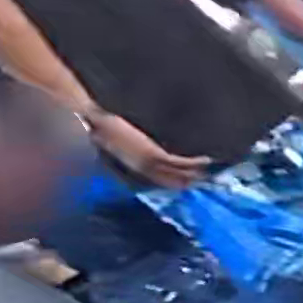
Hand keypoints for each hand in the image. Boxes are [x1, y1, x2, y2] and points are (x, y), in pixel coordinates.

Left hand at [87, 111, 210, 186]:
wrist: (92, 118)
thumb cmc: (96, 125)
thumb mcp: (107, 141)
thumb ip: (123, 149)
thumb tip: (133, 149)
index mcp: (134, 166)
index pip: (161, 180)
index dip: (177, 184)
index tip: (191, 184)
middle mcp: (144, 167)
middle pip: (174, 180)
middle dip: (190, 181)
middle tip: (206, 180)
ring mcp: (150, 162)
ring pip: (181, 172)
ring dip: (197, 173)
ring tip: (210, 171)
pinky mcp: (155, 155)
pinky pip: (182, 162)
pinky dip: (196, 162)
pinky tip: (207, 159)